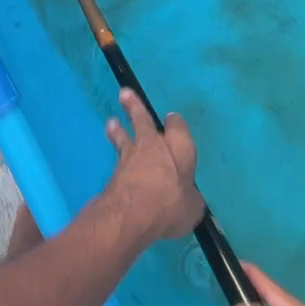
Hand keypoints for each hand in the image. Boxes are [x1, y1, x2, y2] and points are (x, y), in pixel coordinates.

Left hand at [101, 88, 203, 243]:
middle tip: (125, 94)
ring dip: (118, 129)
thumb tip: (189, 197)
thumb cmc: (171, 205)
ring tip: (112, 122)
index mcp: (179, 149)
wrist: (132, 212)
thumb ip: (191, 198)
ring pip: (124, 136)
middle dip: (135, 106)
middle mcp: (154, 145)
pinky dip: (117, 160)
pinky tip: (116, 166)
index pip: (179, 127)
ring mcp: (131, 156)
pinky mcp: (115, 171)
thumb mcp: (192, 208)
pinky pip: (118, 160)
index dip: (176, 123)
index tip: (173, 118)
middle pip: (143, 119)